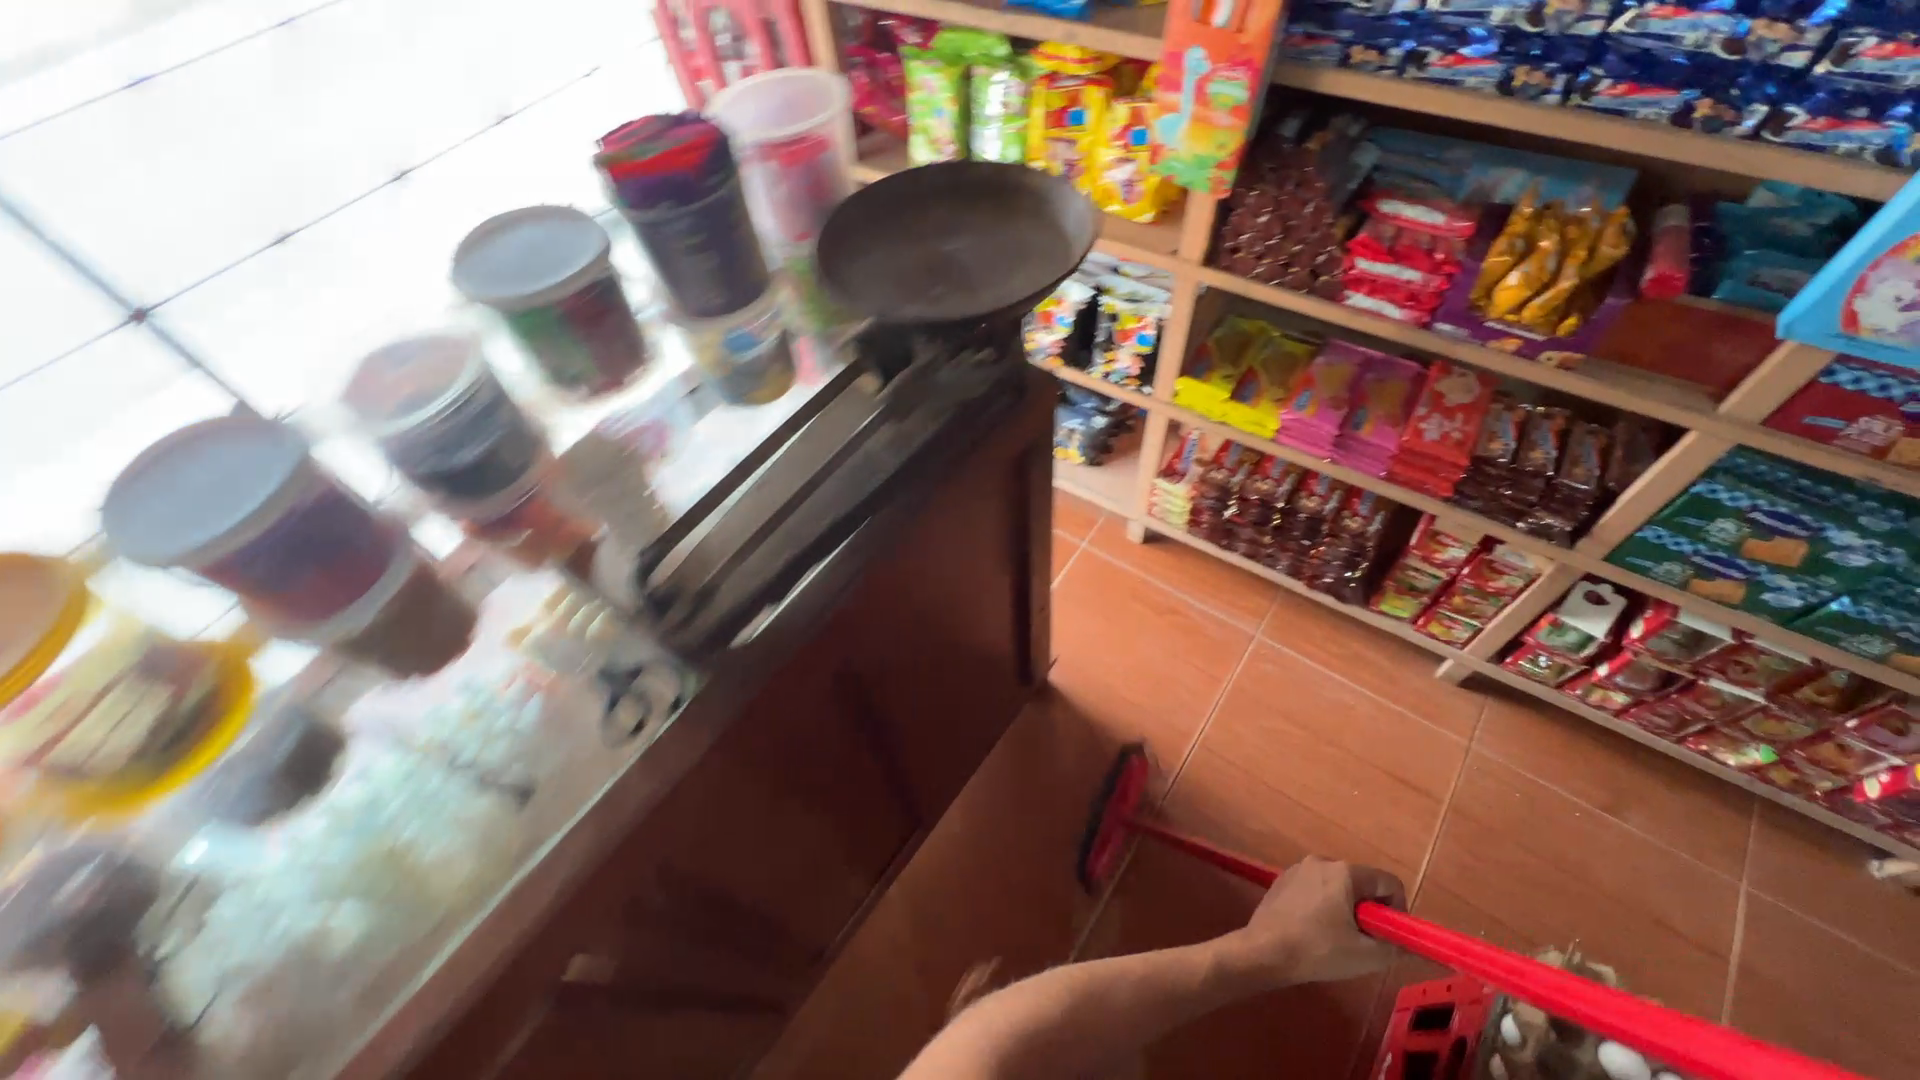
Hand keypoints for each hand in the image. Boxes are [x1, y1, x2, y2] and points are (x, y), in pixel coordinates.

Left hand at [1217, 856, 1406, 989]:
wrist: (1264, 950)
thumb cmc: (1318, 950)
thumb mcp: (1367, 955)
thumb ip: (1396, 948)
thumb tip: (1409, 946)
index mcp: (1344, 872)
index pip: (1388, 882)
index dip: (1398, 909)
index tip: (1390, 933)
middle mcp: (1321, 861)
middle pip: (1362, 883)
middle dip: (1370, 910)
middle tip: (1364, 939)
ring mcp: (1298, 868)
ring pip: (1338, 886)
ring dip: (1346, 908)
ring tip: (1337, 937)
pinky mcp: (1283, 880)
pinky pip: (1316, 888)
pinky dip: (1324, 905)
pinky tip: (1314, 930)